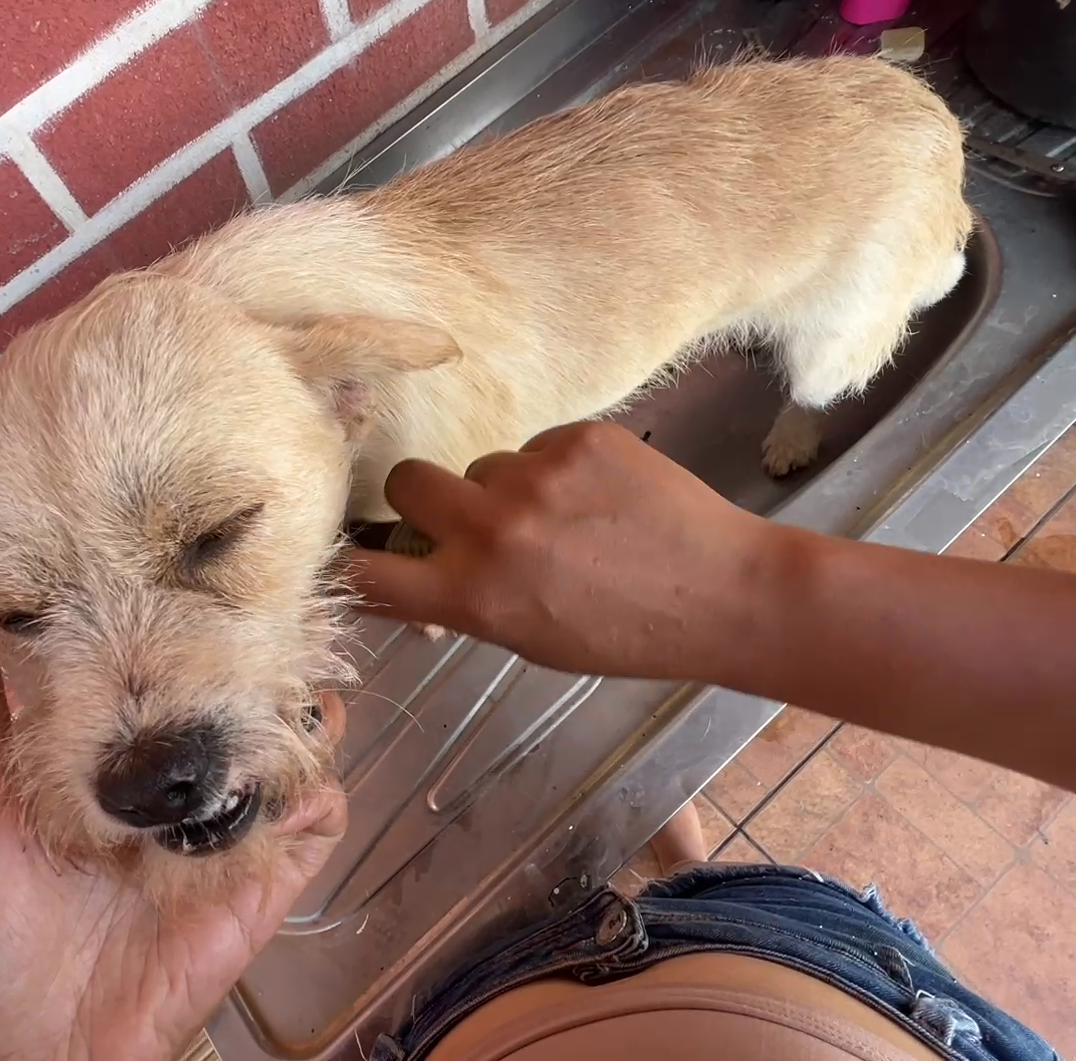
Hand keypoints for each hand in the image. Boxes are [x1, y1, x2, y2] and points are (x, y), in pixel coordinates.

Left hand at [0, 611, 346, 1060]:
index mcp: (124, 756)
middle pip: (248, 701)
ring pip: (297, 749)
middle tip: (271, 621)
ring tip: (289, 693)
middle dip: (271, 661)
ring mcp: (228, 826)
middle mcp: (183, 781)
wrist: (22, 1053)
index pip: (175, 673)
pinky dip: (320, 792)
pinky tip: (290, 780)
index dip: (196, 625)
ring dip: (309, 716)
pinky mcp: (264, 875)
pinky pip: (319, 821)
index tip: (206, 571)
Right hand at [345, 421, 790, 680]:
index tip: (356, 553)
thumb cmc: (622, 635)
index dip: (351, 561)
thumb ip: (464, 601)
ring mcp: (535, 474)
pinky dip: (555, 469)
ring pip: (481, 463)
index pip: (367, 574)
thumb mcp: (527, 640)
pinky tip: (599, 497)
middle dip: (422, 497)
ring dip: (504, 488)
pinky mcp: (579, 436)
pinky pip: (537, 446)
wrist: (723, 591)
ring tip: (564, 517)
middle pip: (405, 480)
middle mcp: (491, 528)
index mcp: (474, 594)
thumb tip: (416, 576)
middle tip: (462, 514)